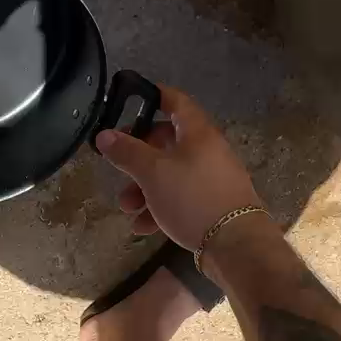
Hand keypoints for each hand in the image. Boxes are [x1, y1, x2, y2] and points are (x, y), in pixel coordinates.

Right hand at [95, 85, 264, 248]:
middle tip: (118, 165)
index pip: (175, 101)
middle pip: (167, 143)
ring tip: (127, 207)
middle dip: (137, 157)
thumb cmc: (192, 197)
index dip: (152, 96)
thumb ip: (127, 152)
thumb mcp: (152, 172)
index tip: (129, 98)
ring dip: (144, 189)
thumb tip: (104, 135)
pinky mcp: (212, 205)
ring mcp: (212, 179)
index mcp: (197, 133)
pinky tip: (143, 227)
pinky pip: (180, 199)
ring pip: (170, 175)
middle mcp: (207, 151)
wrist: (235, 244)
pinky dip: (160, 208)